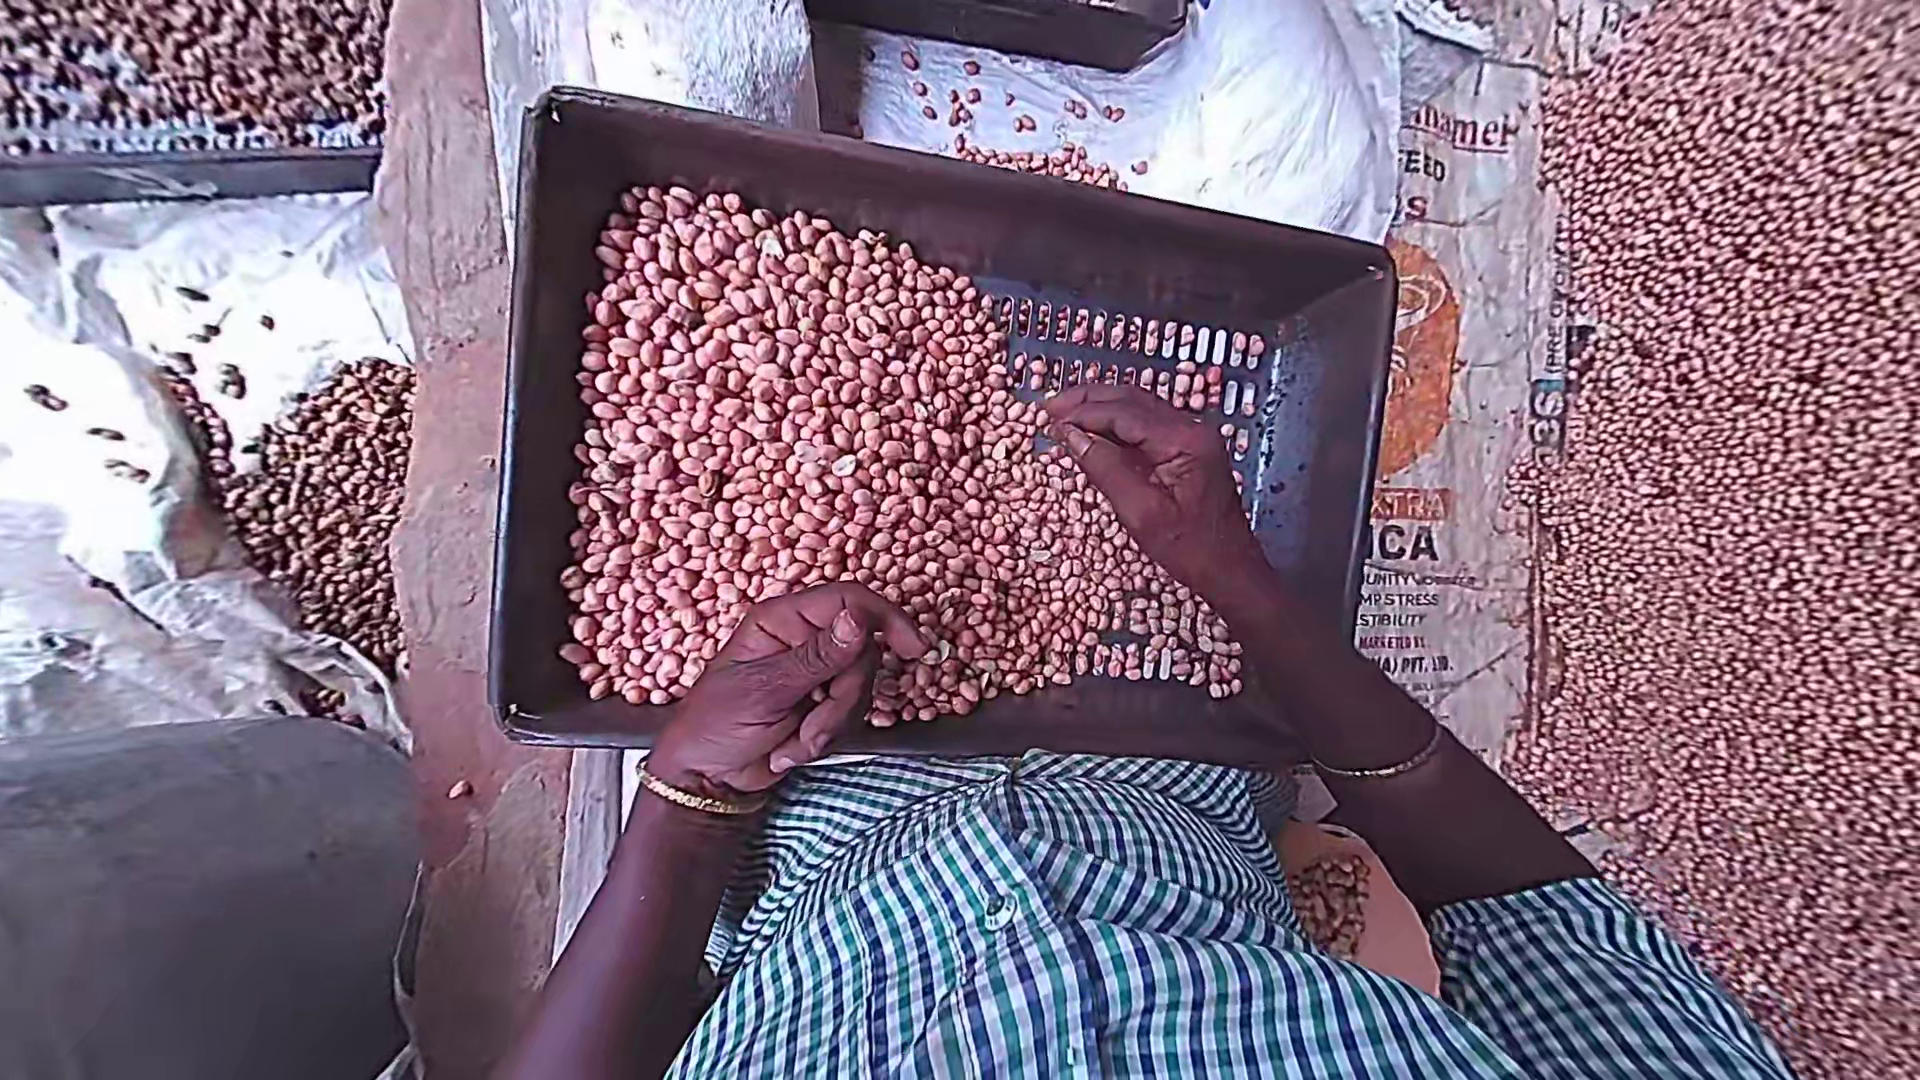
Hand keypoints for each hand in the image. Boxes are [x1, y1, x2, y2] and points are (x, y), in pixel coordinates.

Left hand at [647, 582, 928, 799]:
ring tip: (792, 743)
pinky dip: (827, 735)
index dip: (886, 618)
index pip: (849, 600)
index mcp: (785, 619)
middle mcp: (807, 637)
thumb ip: (817, 657)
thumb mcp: (764, 690)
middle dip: (843, 697)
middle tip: (813, 727)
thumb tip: (859, 621)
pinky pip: (852, 711)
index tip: (914, 648)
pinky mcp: (825, 699)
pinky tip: (793, 747)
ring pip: (861, 685)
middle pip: (863, 651)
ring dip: (831, 722)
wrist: (706, 778)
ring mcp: (818, 669)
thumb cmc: (715, 723)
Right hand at [1044, 384, 1268, 603]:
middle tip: (1049, 408)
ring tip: (1063, 415)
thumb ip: (1104, 468)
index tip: (1047, 419)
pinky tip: (1092, 433)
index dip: (1082, 413)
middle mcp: (1191, 428)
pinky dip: (1114, 425)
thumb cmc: (1190, 549)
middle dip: (1086, 400)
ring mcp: (1192, 437)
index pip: (1123, 412)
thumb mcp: (1140, 513)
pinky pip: (1145, 427)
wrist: (1231, 570)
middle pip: (1131, 399)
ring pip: (1137, 408)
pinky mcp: (1187, 450)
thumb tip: (1070, 436)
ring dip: (1099, 408)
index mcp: (1184, 440)